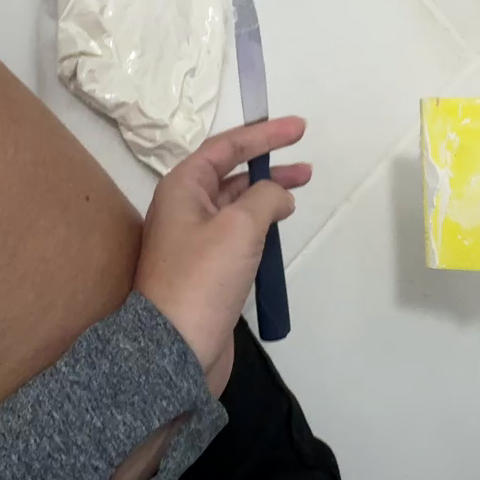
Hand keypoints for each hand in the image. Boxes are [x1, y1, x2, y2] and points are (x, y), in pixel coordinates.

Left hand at [135, 117, 310, 394]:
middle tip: (305, 162)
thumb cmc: (202, 278)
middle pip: (232, 173)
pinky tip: (280, 225)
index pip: (227, 146)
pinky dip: (261, 222)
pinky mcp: (207, 268)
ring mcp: (195, 239)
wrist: (173, 352)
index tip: (298, 128)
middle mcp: (185, 207)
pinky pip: (238, 232)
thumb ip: (267, 197)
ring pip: (237, 203)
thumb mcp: (241, 226)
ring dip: (268, 192)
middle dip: (269, 163)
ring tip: (300, 188)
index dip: (264, 134)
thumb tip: (279, 195)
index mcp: (183, 187)